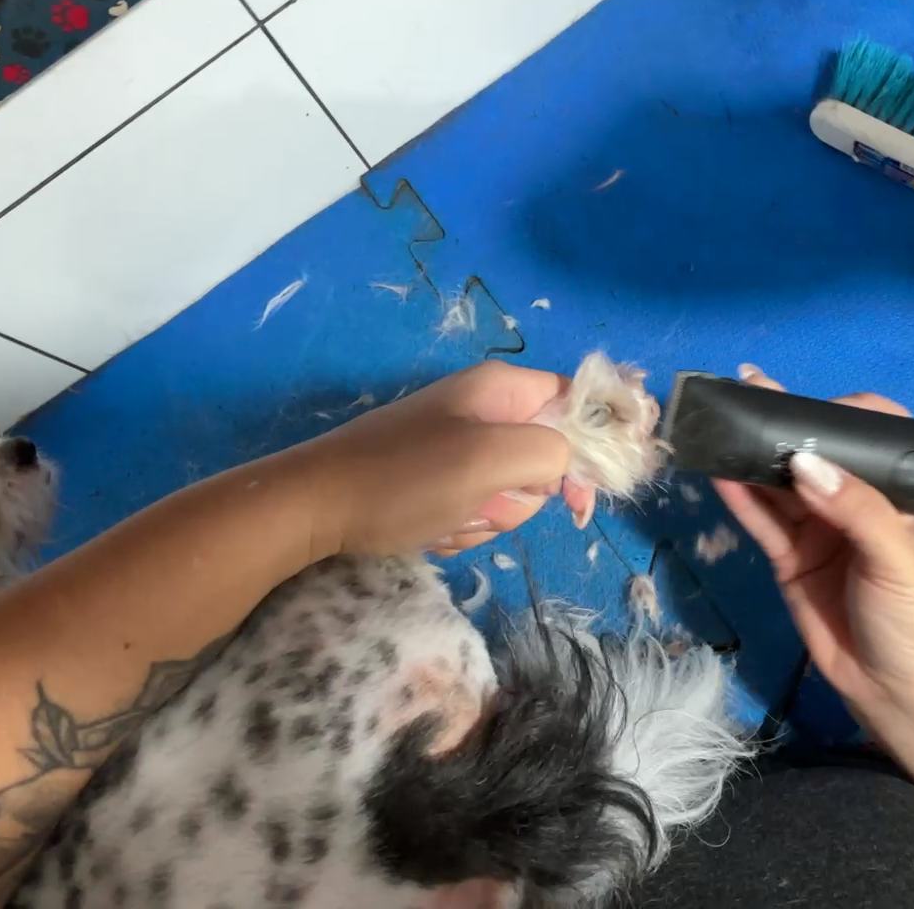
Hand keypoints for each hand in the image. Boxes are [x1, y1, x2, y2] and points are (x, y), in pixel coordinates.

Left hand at [302, 361, 596, 555]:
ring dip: (489, 514)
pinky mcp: (442, 481)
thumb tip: (568, 461)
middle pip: (547, 456)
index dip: (595, 439)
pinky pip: (480, 507)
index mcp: (501, 389)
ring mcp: (462, 448)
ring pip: (514, 491)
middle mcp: (486, 412)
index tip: (589, 488)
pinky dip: (462, 524)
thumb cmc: (405, 479)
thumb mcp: (489, 459)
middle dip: (523, 492)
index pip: (576, 400)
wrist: (318, 509)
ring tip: (448, 514)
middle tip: (487, 498)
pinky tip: (430, 525)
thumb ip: (550, 451)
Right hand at [712, 365, 913, 750]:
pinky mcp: (788, 556)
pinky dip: (740, 497)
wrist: (898, 697)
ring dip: (752, 456)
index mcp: (897, 495)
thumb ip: (856, 510)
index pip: (871, 438)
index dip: (842, 415)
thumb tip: (802, 463)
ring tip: (720, 425)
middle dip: (784, 425)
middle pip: (815, 454)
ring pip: (780, 483)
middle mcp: (854, 503)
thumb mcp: (900, 563)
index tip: (808, 409)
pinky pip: (761, 520)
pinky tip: (718, 472)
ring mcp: (817, 529)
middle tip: (746, 391)